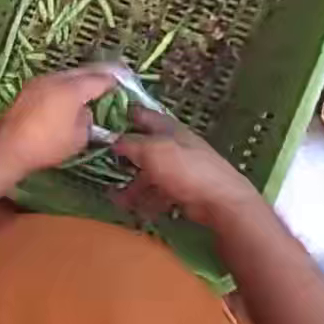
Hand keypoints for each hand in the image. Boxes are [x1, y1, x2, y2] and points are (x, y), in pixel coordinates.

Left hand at [0, 65, 120, 174]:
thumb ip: (88, 120)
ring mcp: (40, 81)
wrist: (9, 148)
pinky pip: (54, 82)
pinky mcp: (28, 89)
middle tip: (113, 76)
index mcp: (72, 89)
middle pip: (83, 71)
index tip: (123, 81)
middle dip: (99, 73)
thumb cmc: (48, 145)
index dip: (114, 80)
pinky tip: (69, 96)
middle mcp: (56, 79)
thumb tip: (86, 111)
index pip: (99, 79)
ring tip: (92, 86)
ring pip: (67, 74)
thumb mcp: (78, 137)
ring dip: (81, 78)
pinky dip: (66, 85)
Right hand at [113, 108, 266, 226]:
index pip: (142, 115)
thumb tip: (113, 141)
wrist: (220, 201)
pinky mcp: (182, 190)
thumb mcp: (151, 151)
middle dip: (124, 157)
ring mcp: (179, 168)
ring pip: (149, 173)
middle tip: (104, 165)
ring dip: (133, 185)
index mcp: (167, 128)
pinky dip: (146, 199)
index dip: (123, 115)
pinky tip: (134, 208)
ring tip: (116, 197)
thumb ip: (129, 144)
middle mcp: (173, 145)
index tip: (103, 122)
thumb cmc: (184, 169)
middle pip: (143, 147)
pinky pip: (158, 192)